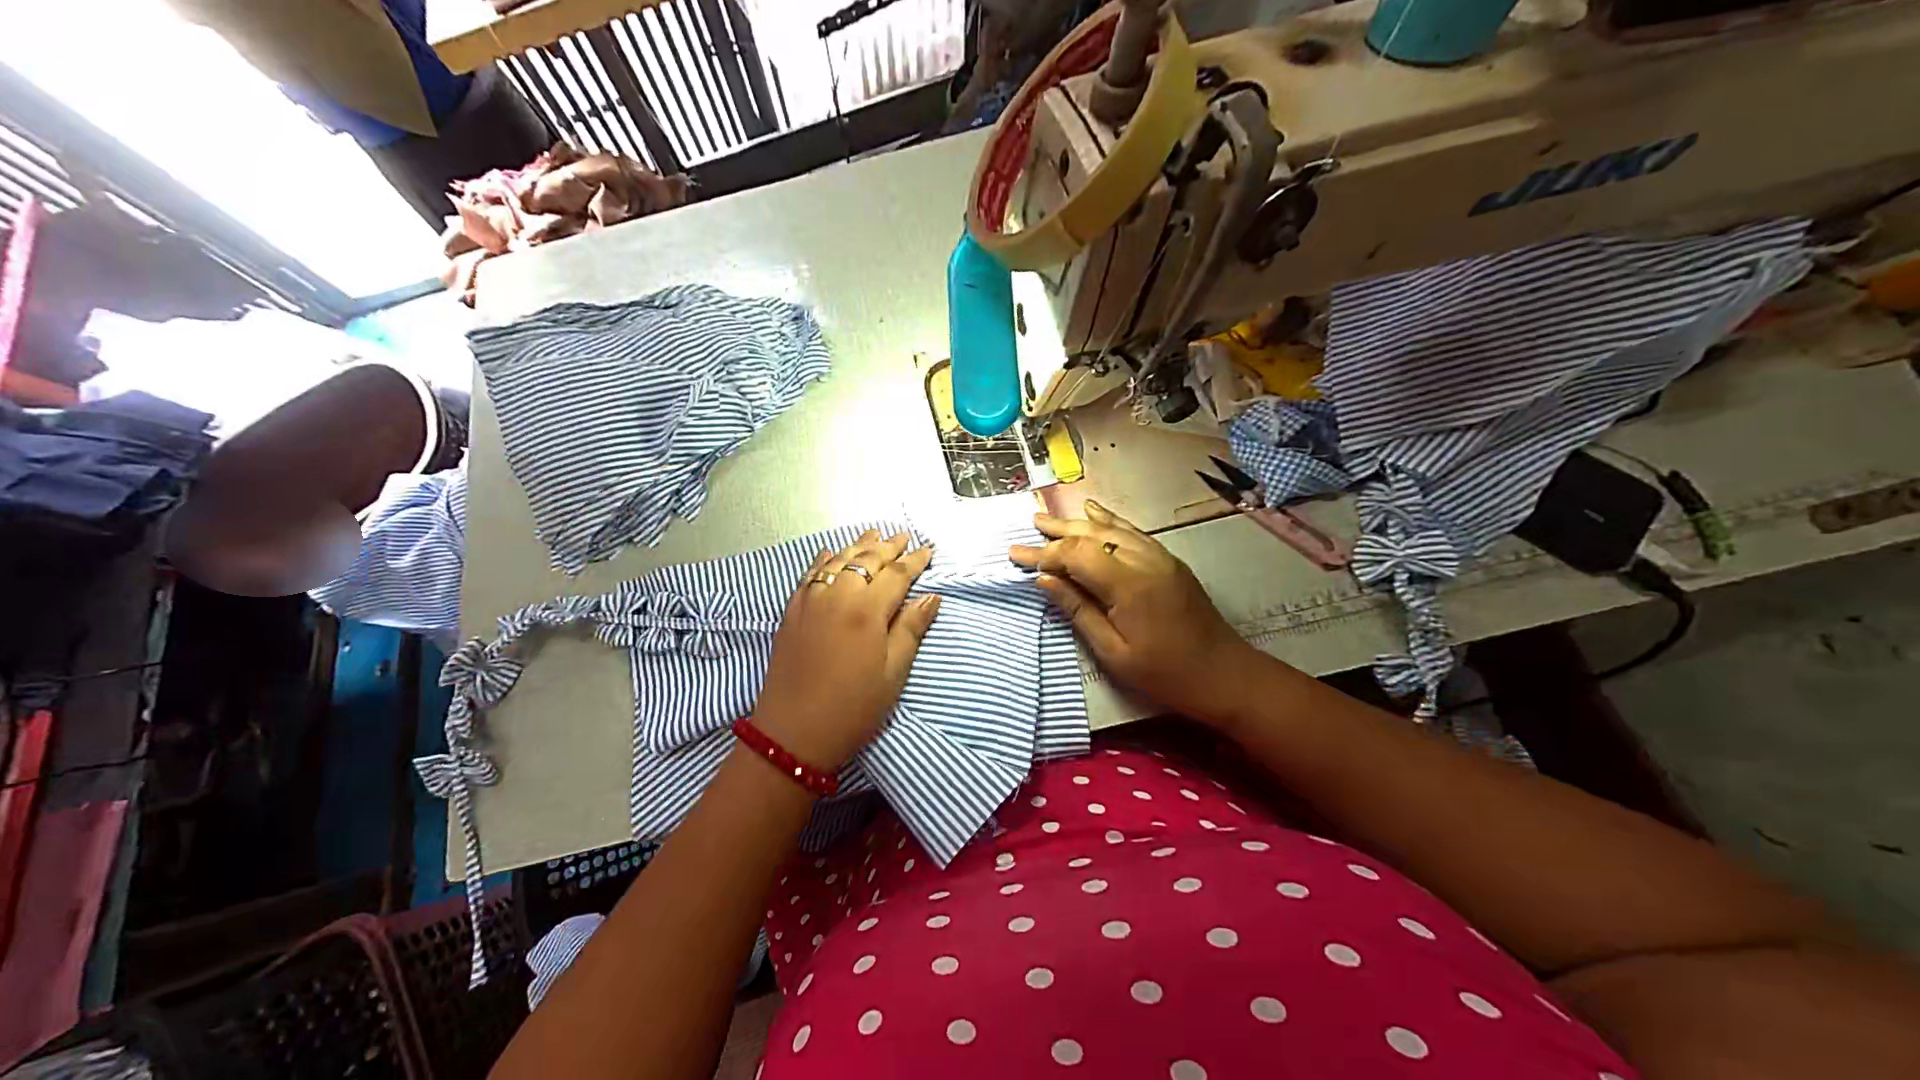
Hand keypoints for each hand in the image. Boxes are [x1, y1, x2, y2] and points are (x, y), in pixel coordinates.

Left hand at [752, 530, 939, 772]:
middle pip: (866, 560)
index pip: (897, 574)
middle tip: (904, 537)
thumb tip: (930, 597)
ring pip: (837, 561)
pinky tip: (831, 554)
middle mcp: (837, 596)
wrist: (793, 734)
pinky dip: (824, 559)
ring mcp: (810, 601)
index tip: (929, 550)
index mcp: (867, 611)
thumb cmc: (853, 709)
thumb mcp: (893, 674)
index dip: (915, 561)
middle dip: (888, 547)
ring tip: (873, 535)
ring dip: (858, 546)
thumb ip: (911, 629)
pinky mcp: (791, 612)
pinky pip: (810, 574)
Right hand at [1010, 500, 1270, 723]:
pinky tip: (1094, 512)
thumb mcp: (1113, 652)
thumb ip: (1078, 610)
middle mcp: (1144, 561)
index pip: (1077, 555)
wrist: (1225, 674)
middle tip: (1029, 524)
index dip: (1045, 554)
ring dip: (1078, 523)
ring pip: (1112, 529)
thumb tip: (1045, 580)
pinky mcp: (1169, 561)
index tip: (1017, 556)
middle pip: (1093, 535)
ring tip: (1048, 518)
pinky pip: (1133, 532)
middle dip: (1058, 531)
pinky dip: (1109, 521)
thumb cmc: (1165, 674)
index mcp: (1129, 585)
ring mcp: (1160, 557)